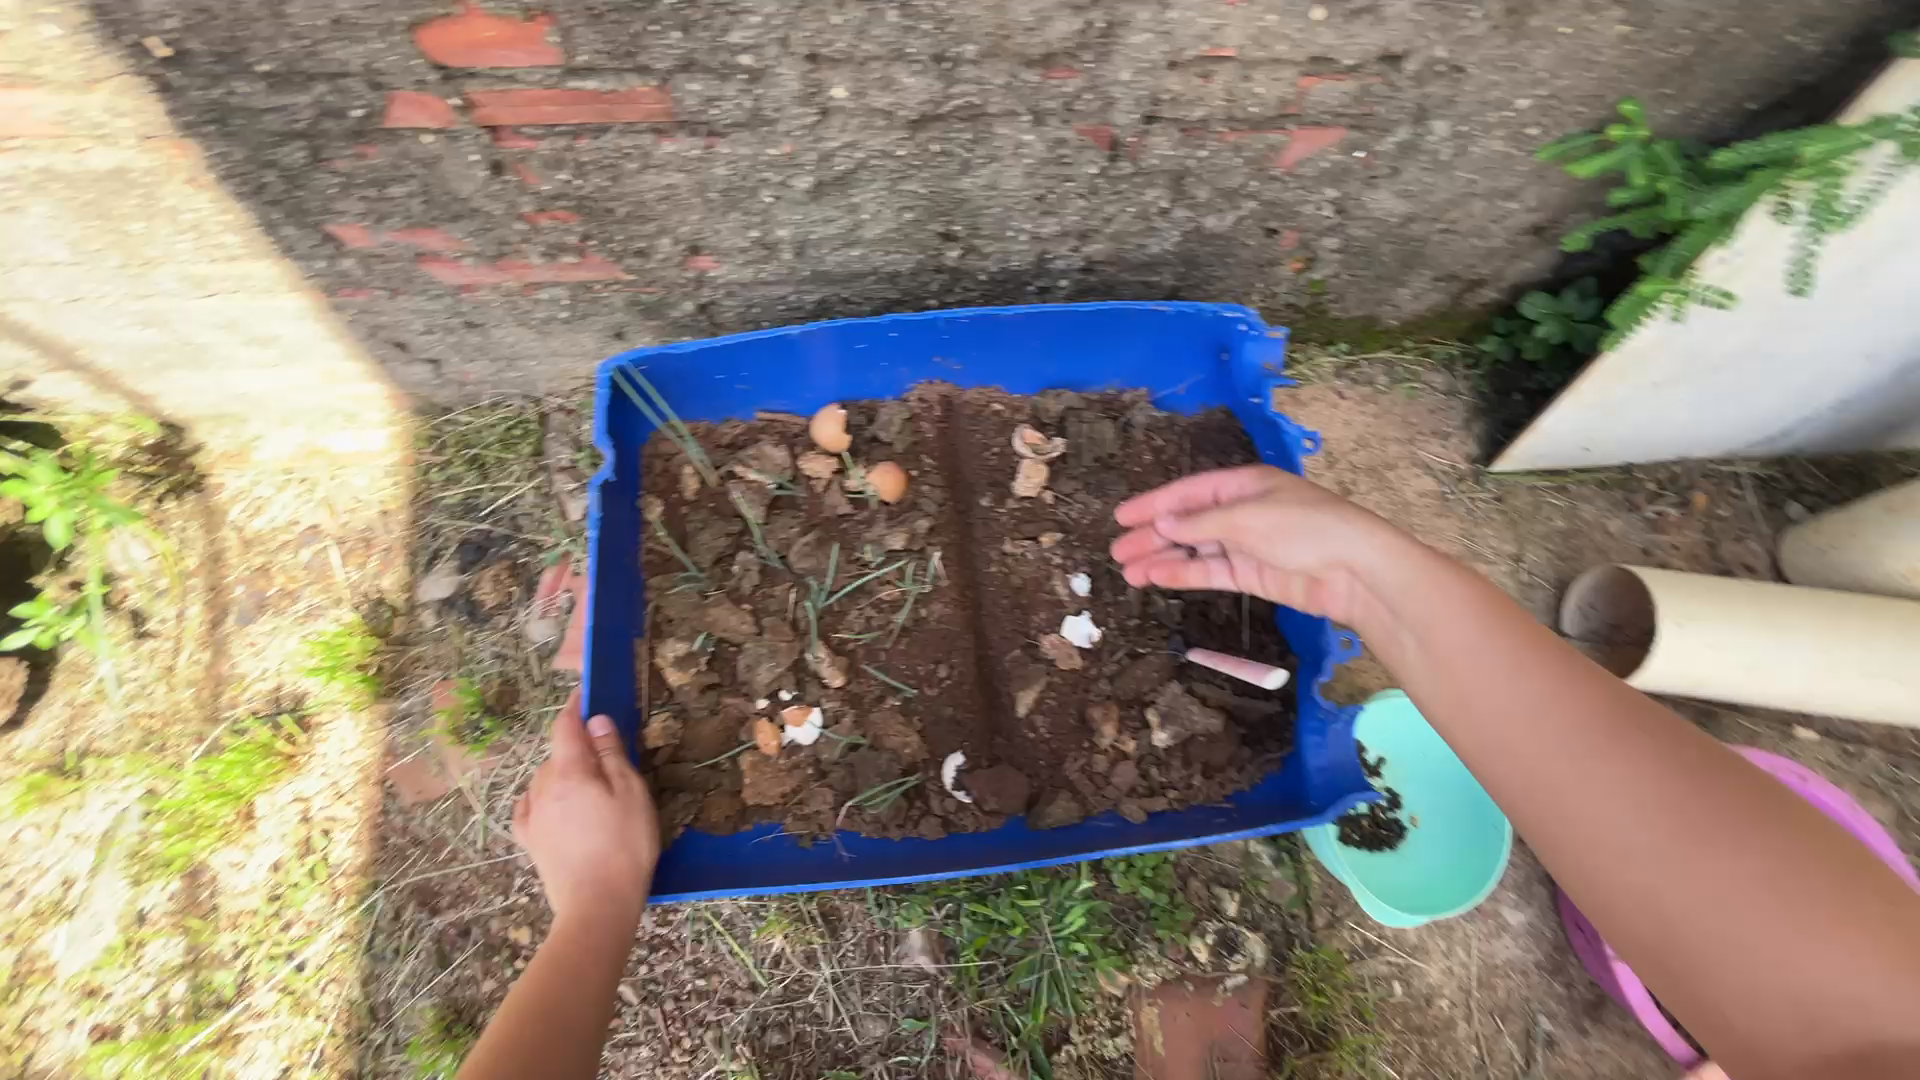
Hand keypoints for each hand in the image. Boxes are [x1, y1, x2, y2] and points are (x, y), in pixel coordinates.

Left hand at [513, 690, 660, 929]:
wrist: (597, 904)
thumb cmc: (624, 843)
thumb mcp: (631, 791)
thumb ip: (612, 754)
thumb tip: (595, 721)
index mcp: (569, 771)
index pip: (566, 727)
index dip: (575, 706)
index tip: (586, 692)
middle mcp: (542, 788)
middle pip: (558, 753)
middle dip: (578, 745)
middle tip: (609, 752)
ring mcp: (532, 816)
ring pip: (545, 779)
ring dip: (564, 771)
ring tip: (592, 784)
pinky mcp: (529, 841)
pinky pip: (530, 806)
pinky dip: (542, 796)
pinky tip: (553, 803)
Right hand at [1109, 464, 1409, 630]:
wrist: (1356, 571)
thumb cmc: (1305, 528)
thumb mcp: (1247, 518)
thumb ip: (1200, 523)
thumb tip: (1161, 523)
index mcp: (1243, 486)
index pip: (1188, 492)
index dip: (1153, 504)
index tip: (1121, 517)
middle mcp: (1240, 512)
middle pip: (1186, 522)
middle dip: (1151, 536)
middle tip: (1117, 550)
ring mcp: (1245, 545)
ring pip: (1193, 550)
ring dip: (1161, 558)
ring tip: (1128, 571)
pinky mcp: (1251, 575)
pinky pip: (1209, 572)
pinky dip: (1182, 574)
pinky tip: (1156, 578)